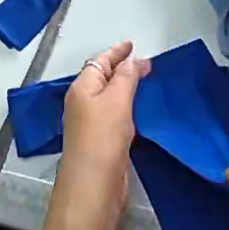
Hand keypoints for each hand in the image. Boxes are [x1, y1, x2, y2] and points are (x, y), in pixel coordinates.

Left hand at [62, 41, 150, 176]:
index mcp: (82, 88)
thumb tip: (133, 60)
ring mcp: (91, 122)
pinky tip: (141, 108)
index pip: (99, 61)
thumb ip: (126, 76)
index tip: (133, 44)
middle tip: (145, 63)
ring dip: (126, 87)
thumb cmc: (103, 136)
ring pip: (109, 96)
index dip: (116, 52)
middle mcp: (83, 102)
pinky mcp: (102, 140)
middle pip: (103, 77)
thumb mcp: (117, 99)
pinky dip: (128, 105)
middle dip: (122, 68)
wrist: (94, 185)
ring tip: (147, 81)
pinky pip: (115, 113)